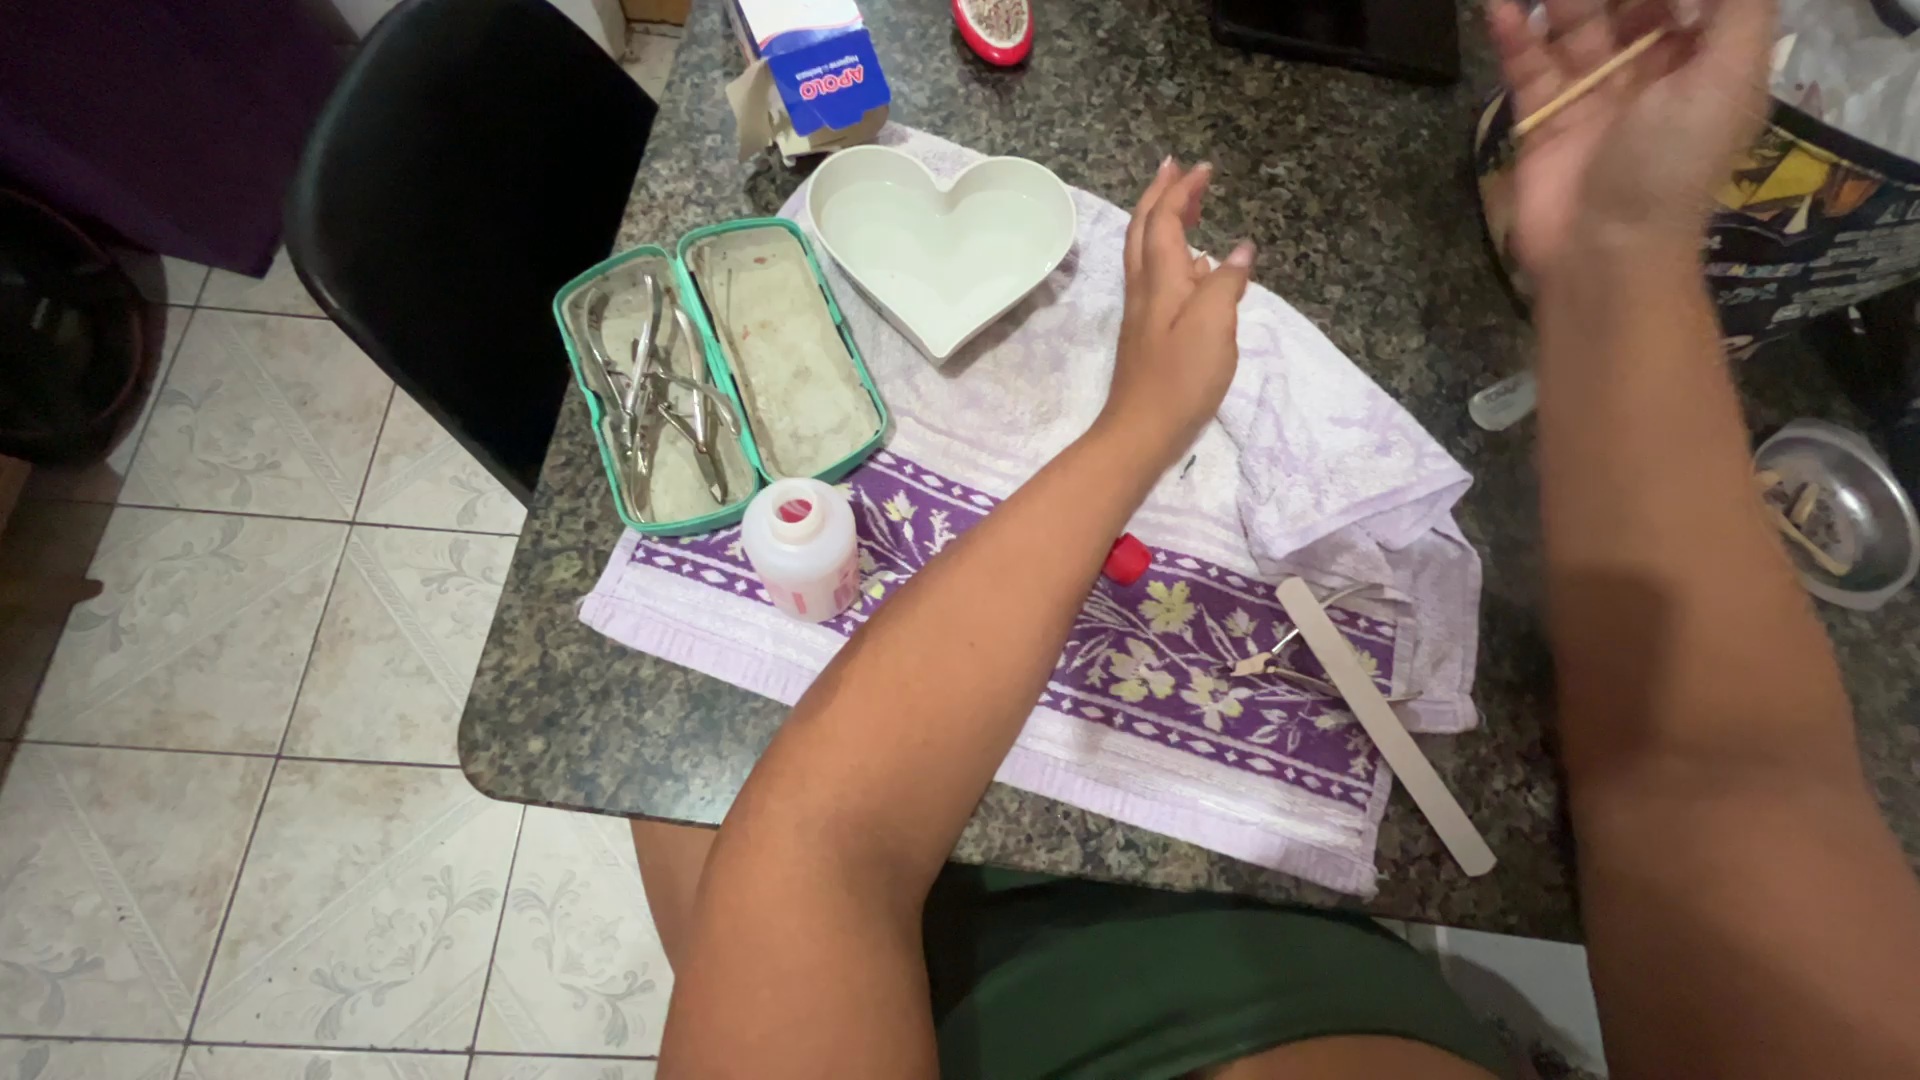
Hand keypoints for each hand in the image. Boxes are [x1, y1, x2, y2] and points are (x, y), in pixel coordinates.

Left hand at [1100, 158, 1254, 465]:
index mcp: (1159, 281)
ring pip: (1148, 258)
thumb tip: (1239, 250)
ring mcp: (1143, 316)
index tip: (1203, 168)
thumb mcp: (1214, 326)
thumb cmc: (1179, 380)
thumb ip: (1226, 283)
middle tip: (1179, 170)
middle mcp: (1144, 292)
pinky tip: (1196, 272)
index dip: (1181, 191)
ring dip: (1165, 226)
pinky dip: (1176, 263)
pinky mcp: (1148, 338)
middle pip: (1144, 232)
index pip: (1164, 221)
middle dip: (1160, 196)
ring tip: (1190, 211)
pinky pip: (1159, 285)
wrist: (1140, 432)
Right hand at [1488, 0, 1774, 278]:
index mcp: (1704, 56)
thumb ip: (1732, 5)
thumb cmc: (1673, 162)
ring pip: (1573, 31)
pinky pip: (1528, 70)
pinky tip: (1500, 10)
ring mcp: (1590, 97)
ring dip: (1556, 2)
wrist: (1604, 248)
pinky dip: (1514, 39)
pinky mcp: (1541, 123)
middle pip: (1627, 4)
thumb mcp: (1729, 72)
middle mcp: (1648, 71)